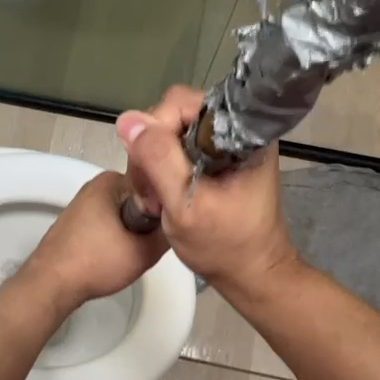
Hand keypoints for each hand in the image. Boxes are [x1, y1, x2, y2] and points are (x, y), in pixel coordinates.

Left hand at [19, 171, 169, 311]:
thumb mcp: (144, 251)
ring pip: (125, 210)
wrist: (51, 284)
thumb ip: (169, 232)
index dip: (168, 204)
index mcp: (111, 180)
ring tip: (140, 248)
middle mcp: (96, 185)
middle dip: (151, 217)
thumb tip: (182, 221)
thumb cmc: (96, 263)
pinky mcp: (78, 220)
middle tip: (158, 241)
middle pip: (140, 197)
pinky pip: (109, 220)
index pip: (155, 182)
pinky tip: (121, 252)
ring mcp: (84, 202)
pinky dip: (118, 233)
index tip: (176, 223)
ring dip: (135, 227)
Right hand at [116, 86, 301, 294]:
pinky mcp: (216, 159)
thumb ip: (158, 160)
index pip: (181, 104)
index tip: (150, 174)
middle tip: (151, 195)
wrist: (251, 276)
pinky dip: (161, 172)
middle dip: (151, 152)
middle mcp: (235, 129)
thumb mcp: (186, 206)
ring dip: (152, 165)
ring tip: (156, 202)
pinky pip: (175, 149)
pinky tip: (162, 198)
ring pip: (169, 134)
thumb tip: (127, 120)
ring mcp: (225, 144)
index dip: (156, 133)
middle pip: (172, 116)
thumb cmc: (225, 246)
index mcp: (242, 132)